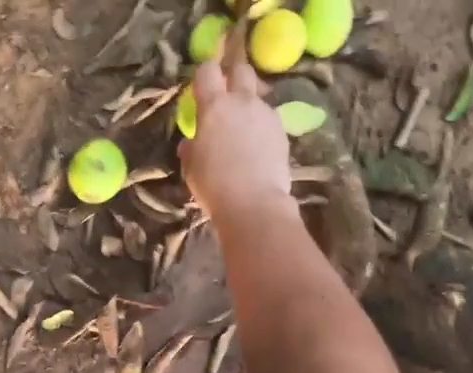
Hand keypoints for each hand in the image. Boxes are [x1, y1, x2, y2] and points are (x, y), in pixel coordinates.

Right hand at [179, 44, 292, 228]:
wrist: (253, 203)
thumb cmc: (214, 186)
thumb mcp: (192, 169)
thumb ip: (191, 149)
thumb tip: (190, 143)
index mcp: (214, 107)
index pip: (207, 71)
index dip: (203, 76)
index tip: (200, 90)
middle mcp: (242, 102)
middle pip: (241, 70)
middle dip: (233, 76)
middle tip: (227, 96)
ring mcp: (265, 113)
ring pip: (257, 97)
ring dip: (249, 107)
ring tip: (243, 134)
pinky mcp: (282, 130)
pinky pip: (268, 121)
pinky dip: (261, 129)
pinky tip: (257, 151)